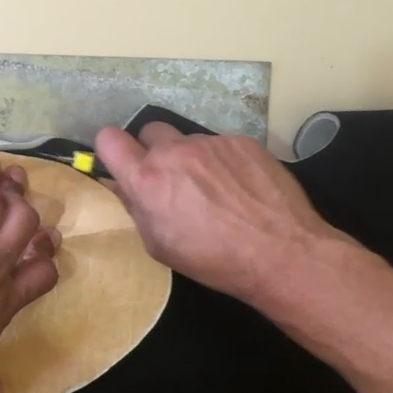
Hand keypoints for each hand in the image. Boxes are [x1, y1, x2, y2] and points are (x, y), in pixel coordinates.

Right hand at [95, 123, 354, 302]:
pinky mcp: (242, 142)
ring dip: (193, 159)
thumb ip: (135, 207)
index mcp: (147, 179)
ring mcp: (211, 143)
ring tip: (216, 190)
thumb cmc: (214, 260)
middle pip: (149, 132)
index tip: (124, 164)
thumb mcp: (159, 245)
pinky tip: (240, 188)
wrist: (284, 254)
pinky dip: (224, 162)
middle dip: (155, 152)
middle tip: (173, 180)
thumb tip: (120, 184)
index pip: (108, 139)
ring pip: (188, 141)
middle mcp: (174, 152)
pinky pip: (221, 146)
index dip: (113, 150)